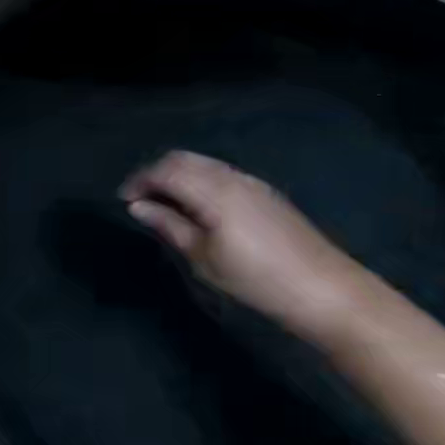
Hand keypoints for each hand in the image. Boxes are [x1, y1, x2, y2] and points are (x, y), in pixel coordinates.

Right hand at [120, 150, 377, 337]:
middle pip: (184, 158)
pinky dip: (199, 179)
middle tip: (141, 198)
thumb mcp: (205, 259)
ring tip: (165, 203)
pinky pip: (220, 171)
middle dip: (157, 172)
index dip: (140, 179)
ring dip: (179, 174)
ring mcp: (249, 179)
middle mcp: (229, 174)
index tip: (123, 198)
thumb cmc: (257, 279)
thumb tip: (138, 207)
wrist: (322, 286)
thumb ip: (170, 226)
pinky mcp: (262, 189)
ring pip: (203, 163)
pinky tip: (197, 205)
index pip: (166, 169)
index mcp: (213, 189)